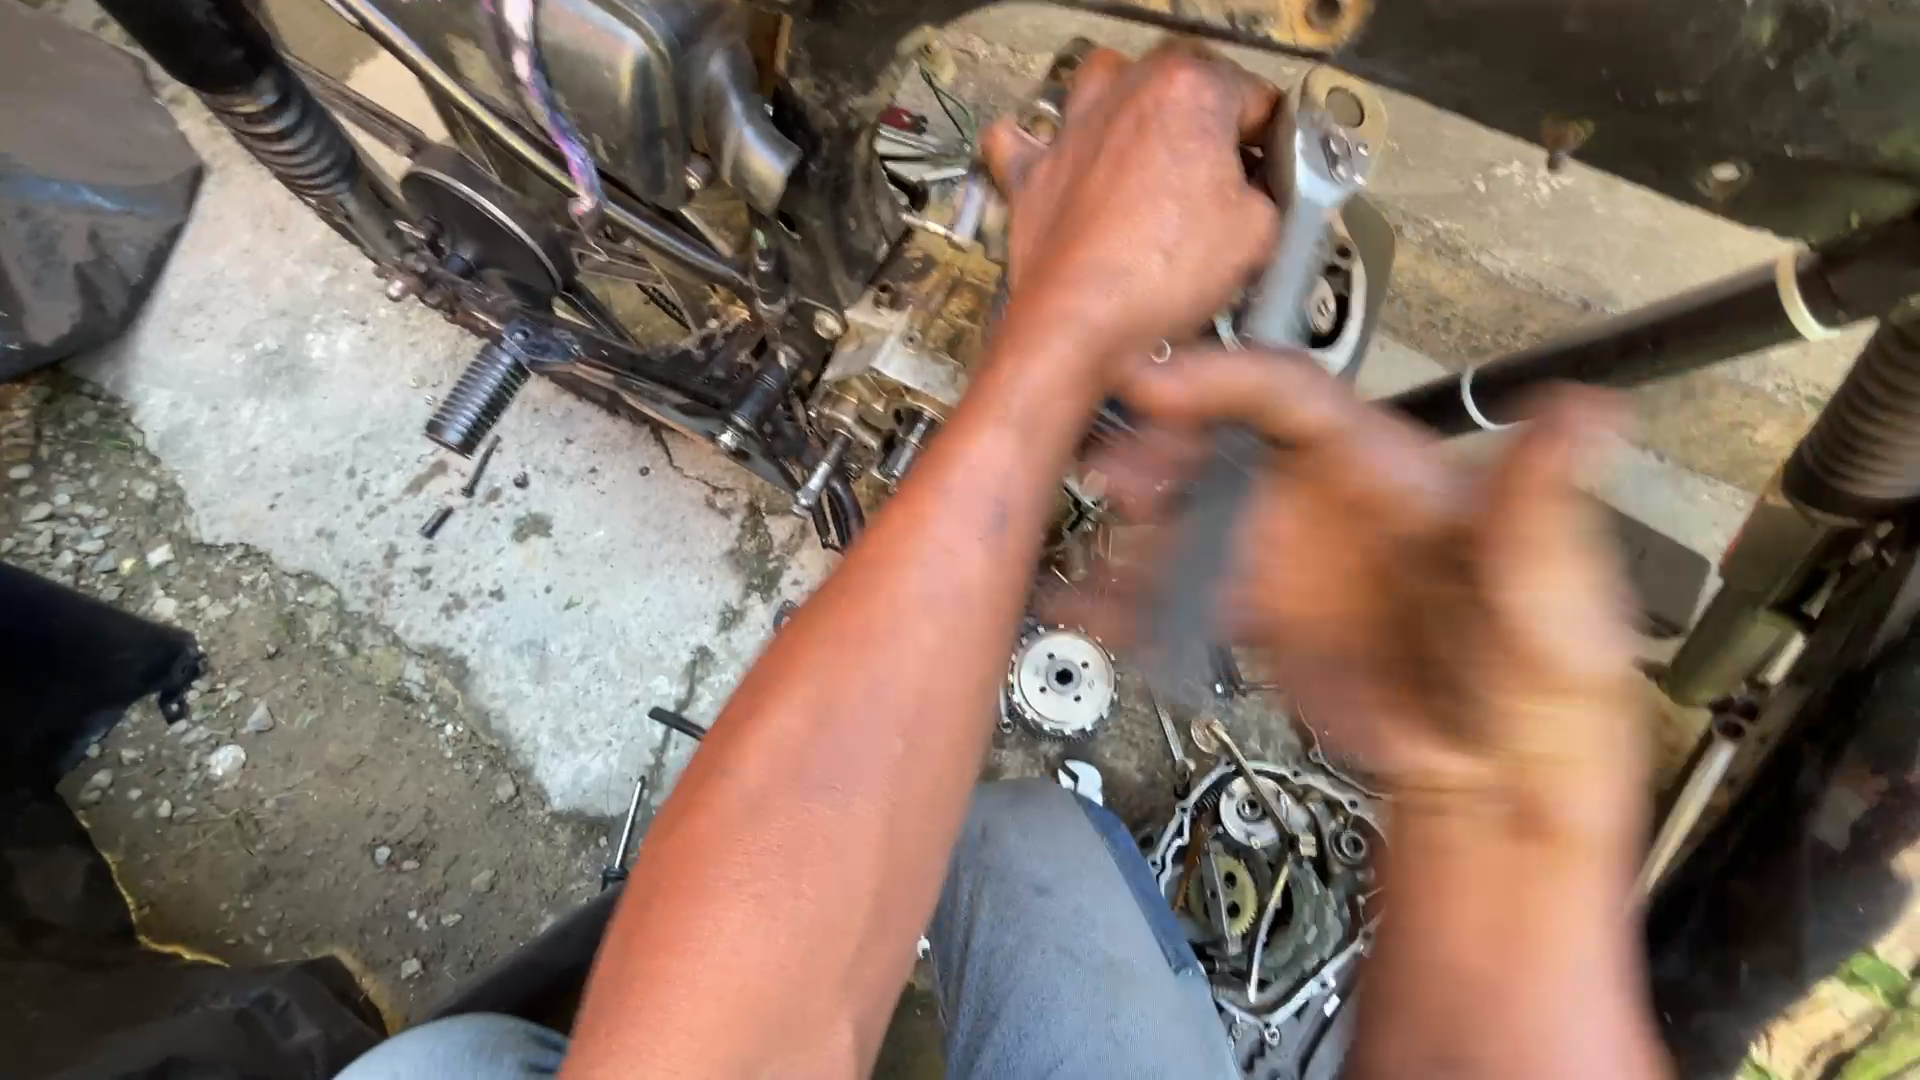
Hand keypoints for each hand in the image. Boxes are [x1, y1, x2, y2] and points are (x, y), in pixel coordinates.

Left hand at [982, 43, 1280, 362]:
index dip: (1268, 144)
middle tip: (1215, 182)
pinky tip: (1060, 165)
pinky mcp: (1031, 176)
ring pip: (1102, 87)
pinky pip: (1021, 141)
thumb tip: (1256, 197)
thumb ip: (1268, 195)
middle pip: (1182, 88)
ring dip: (1127, 110)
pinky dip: (1037, 148)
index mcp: (1189, 90)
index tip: (1266, 176)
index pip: (1255, 100)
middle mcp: (1124, 94)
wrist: (1077, 326)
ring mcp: (1070, 133)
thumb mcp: (1256, 234)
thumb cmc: (1157, 277)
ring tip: (1144, 157)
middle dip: (1203, 127)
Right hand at [1090, 350, 1647, 843]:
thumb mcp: (1549, 588)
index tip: (1151, 382)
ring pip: (1181, 524)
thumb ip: (1541, 506)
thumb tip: (1584, 413)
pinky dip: (1127, 603)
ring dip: (1128, 532)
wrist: (1484, 761)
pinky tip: (1087, 607)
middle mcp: (1311, 499)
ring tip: (1084, 554)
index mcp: (1374, 467)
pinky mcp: (1249, 613)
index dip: (1214, 379)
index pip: (1284, 397)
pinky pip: (1176, 598)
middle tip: (1111, 476)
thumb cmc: (1528, 666)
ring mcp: (1274, 557)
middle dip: (1153, 454)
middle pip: (1214, 451)